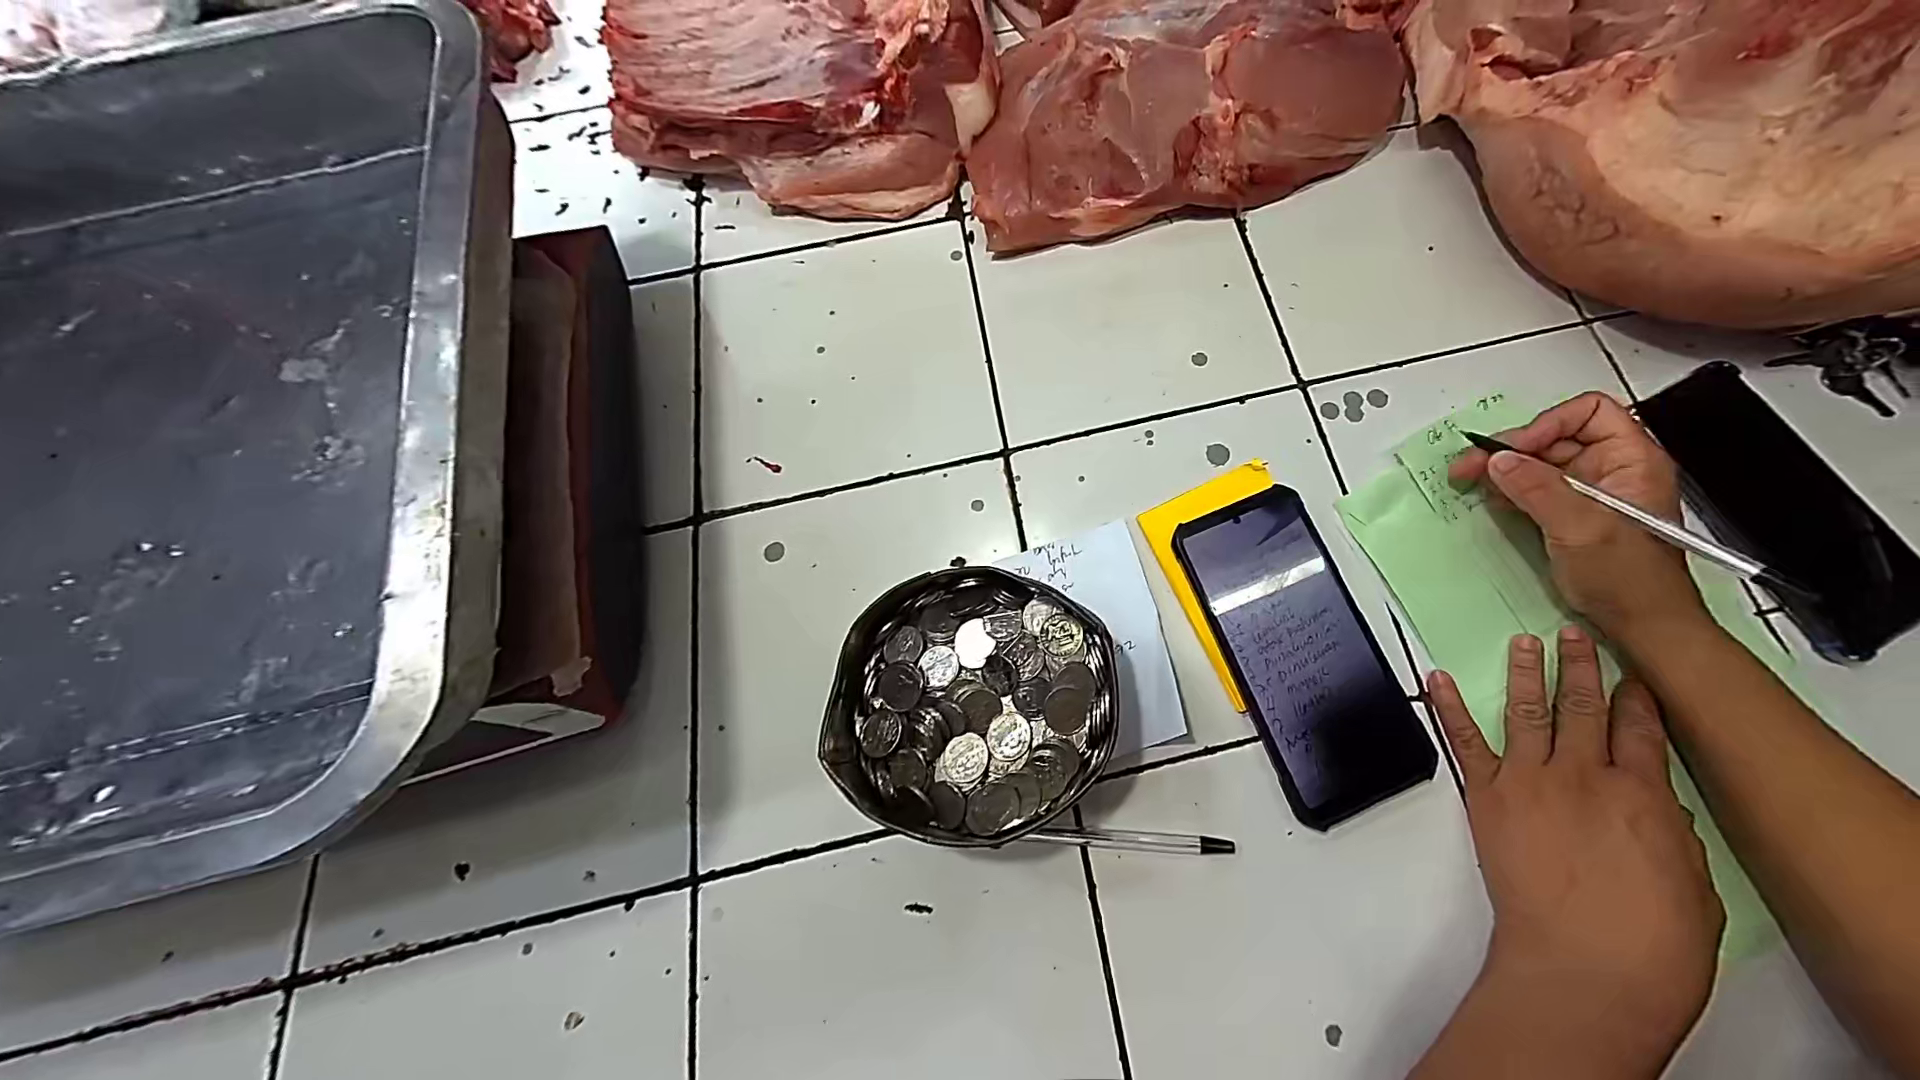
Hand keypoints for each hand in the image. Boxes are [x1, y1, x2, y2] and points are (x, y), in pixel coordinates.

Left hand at [1429, 628, 1722, 1073]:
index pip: (1640, 731)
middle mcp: (1581, 775)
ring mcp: (1527, 780)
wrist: (1582, 964)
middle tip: (1574, 633)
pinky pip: (1464, 741)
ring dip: (1525, 674)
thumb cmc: (1652, 940)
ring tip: (1523, 641)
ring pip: (1527, 713)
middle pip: (1582, 710)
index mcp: (1643, 795)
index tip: (1630, 673)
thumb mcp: (1691, 883)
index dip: (1635, 699)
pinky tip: (1438, 678)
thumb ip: (1670, 832)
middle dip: (1580, 668)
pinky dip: (1449, 707)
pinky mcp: (1485, 794)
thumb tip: (1654, 803)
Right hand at [1449, 392, 1707, 639]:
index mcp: (1630, 461)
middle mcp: (1608, 469)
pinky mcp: (1564, 512)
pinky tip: (1490, 499)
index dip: (1547, 425)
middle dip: (1508, 448)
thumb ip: (1539, 489)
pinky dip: (1505, 489)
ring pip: (1535, 461)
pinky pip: (1529, 487)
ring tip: (1469, 480)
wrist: (1638, 622)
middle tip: (1470, 465)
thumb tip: (1498, 460)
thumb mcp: (1582, 528)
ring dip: (1500, 468)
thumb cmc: (1629, 579)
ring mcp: (1585, 491)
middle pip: (1552, 436)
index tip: (1513, 452)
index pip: (1588, 413)